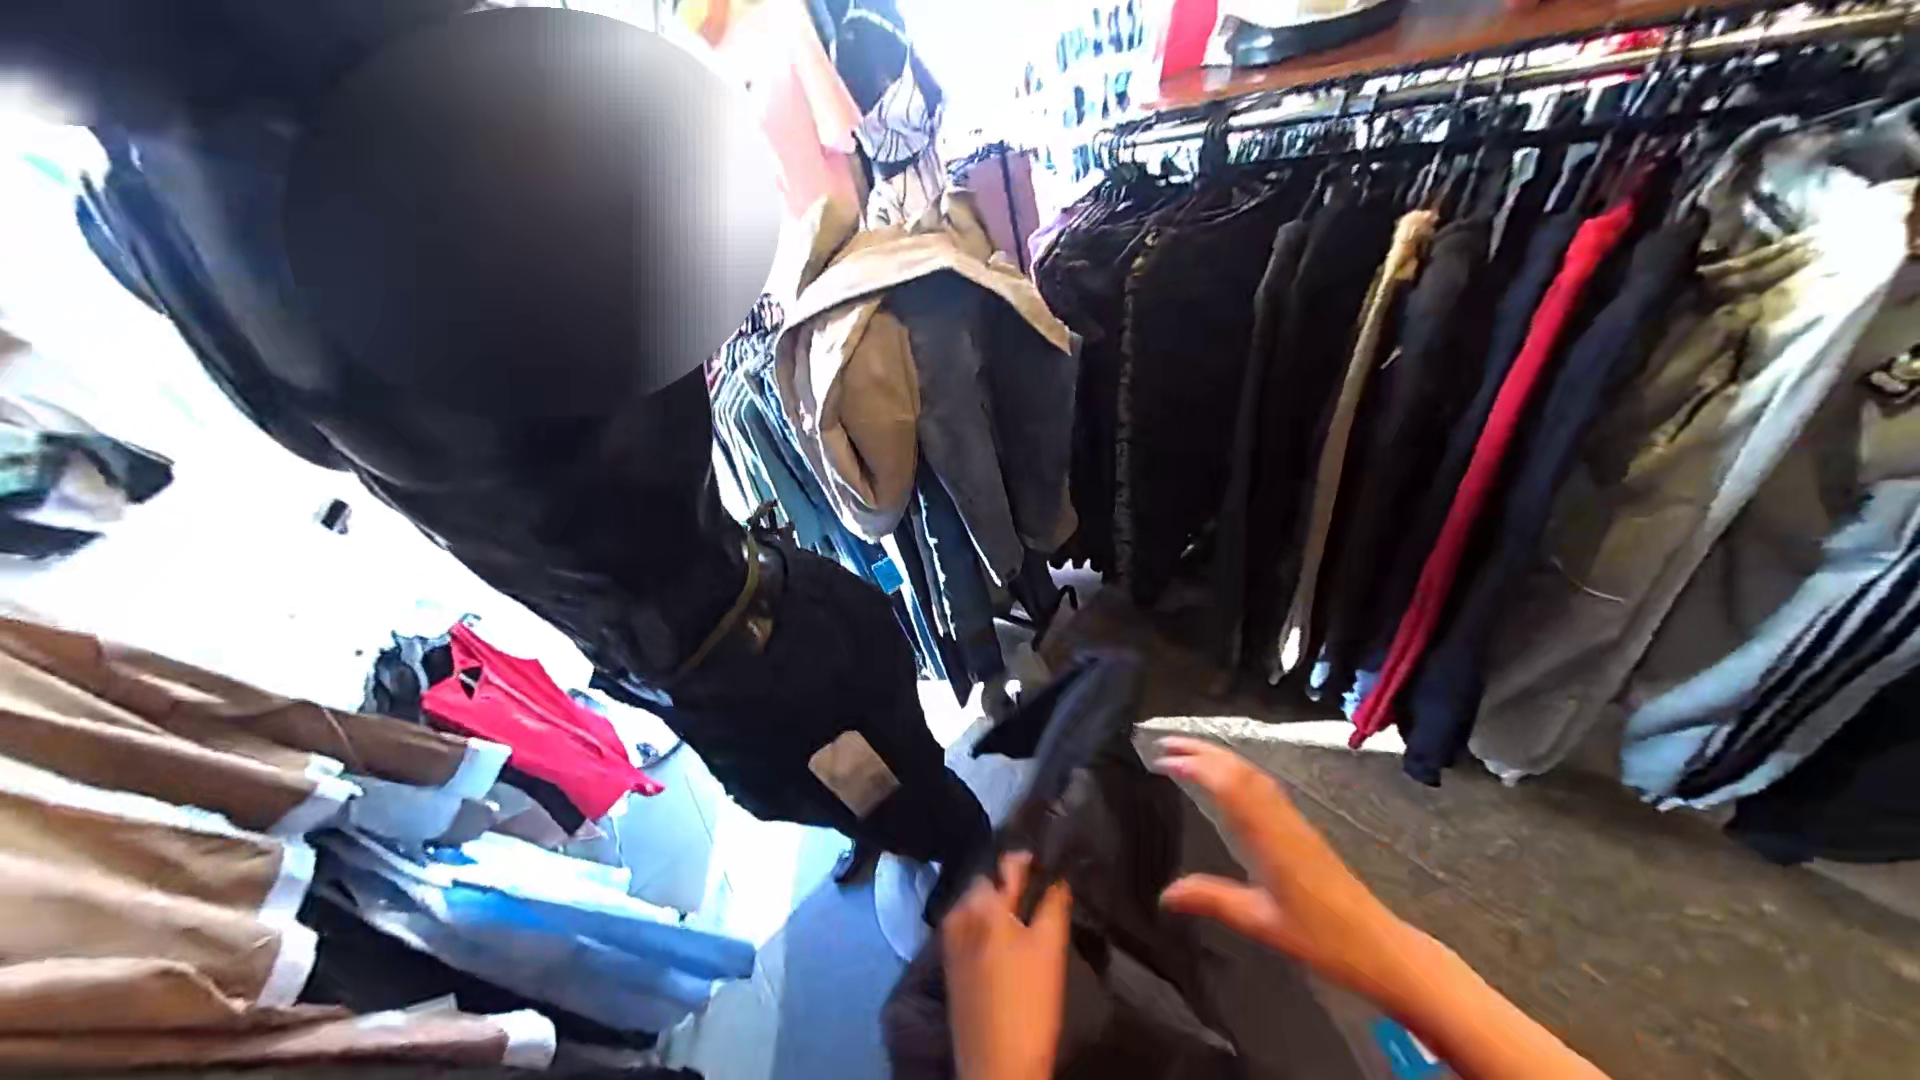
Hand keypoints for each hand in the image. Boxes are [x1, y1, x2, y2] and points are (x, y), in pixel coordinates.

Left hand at [941, 851, 1072, 1079]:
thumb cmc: (1028, 1002)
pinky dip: (984, 925)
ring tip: (1023, 919)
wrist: (997, 1068)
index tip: (1046, 863)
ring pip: (976, 906)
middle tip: (1037, 894)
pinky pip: (968, 928)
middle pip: (988, 883)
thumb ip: (1053, 903)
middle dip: (1009, 883)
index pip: (1006, 864)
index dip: (1027, 860)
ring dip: (996, 905)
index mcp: (983, 903)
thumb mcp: (1050, 948)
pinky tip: (1004, 944)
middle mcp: (961, 914)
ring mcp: (951, 940)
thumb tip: (1058, 875)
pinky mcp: (950, 966)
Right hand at [1150, 736, 1415, 1002]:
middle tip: (1164, 741)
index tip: (1163, 760)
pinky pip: (1263, 785)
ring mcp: (1293, 820)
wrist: (1380, 947)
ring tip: (1186, 750)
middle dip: (1201, 749)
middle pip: (1239, 770)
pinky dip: (1236, 770)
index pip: (1228, 786)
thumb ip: (1211, 900)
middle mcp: (1280, 819)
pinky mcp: (1300, 827)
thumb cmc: (1322, 938)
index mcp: (1269, 837)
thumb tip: (1165, 894)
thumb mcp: (1260, 923)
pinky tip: (1225, 777)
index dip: (1195, 766)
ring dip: (1218, 755)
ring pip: (1252, 773)